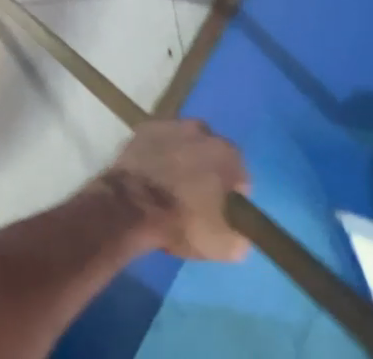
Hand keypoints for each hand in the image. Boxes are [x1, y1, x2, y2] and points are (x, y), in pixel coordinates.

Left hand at [100, 119, 250, 261]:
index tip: (219, 213)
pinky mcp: (143, 128)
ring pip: (185, 143)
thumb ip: (240, 233)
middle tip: (195, 197)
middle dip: (206, 172)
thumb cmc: (184, 224)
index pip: (239, 177)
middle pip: (211, 154)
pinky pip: (159, 142)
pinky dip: (158, 153)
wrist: (132, 207)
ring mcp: (171, 126)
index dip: (230, 197)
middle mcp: (203, 132)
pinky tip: (152, 172)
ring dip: (182, 158)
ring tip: (170, 184)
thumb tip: (237, 231)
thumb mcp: (226, 246)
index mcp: (229, 155)